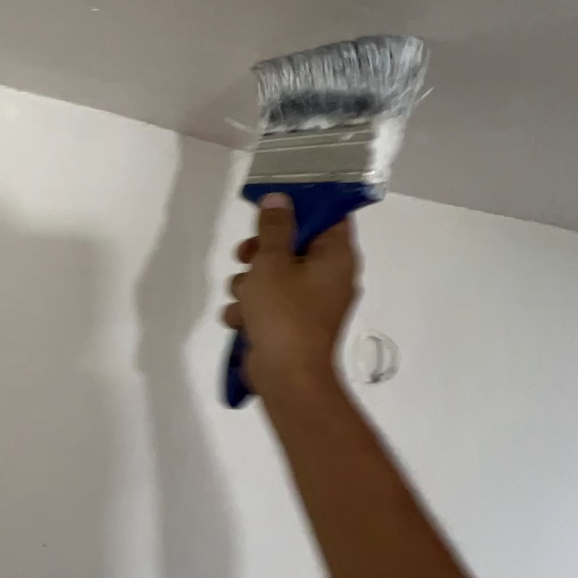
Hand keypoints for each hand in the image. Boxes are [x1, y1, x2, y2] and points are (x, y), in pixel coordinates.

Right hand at [221, 193, 359, 391]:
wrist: (287, 378)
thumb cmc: (284, 314)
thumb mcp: (272, 262)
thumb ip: (273, 228)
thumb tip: (279, 199)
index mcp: (336, 257)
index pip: (329, 215)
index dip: (301, 205)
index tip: (271, 204)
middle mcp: (329, 277)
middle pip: (293, 244)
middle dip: (261, 251)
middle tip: (245, 255)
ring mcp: (310, 303)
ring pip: (273, 275)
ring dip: (249, 284)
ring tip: (242, 298)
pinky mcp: (291, 324)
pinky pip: (267, 303)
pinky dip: (250, 310)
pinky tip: (240, 321)